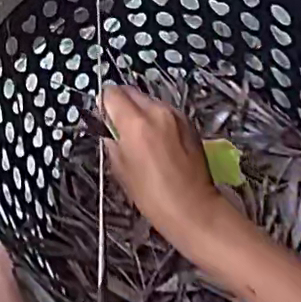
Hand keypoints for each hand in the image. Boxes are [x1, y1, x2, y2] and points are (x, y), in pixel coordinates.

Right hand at [100, 85, 231, 252]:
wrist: (196, 210)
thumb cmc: (154, 196)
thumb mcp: (121, 169)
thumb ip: (111, 140)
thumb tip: (108, 128)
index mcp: (135, 123)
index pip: (111, 93)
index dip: (104, 105)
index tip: (104, 119)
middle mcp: (156, 112)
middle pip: (129, 91)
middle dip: (121, 105)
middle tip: (120, 128)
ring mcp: (175, 115)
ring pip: (147, 99)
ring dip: (140, 111)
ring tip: (141, 138)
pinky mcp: (188, 122)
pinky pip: (164, 110)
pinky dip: (157, 119)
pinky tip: (158, 141)